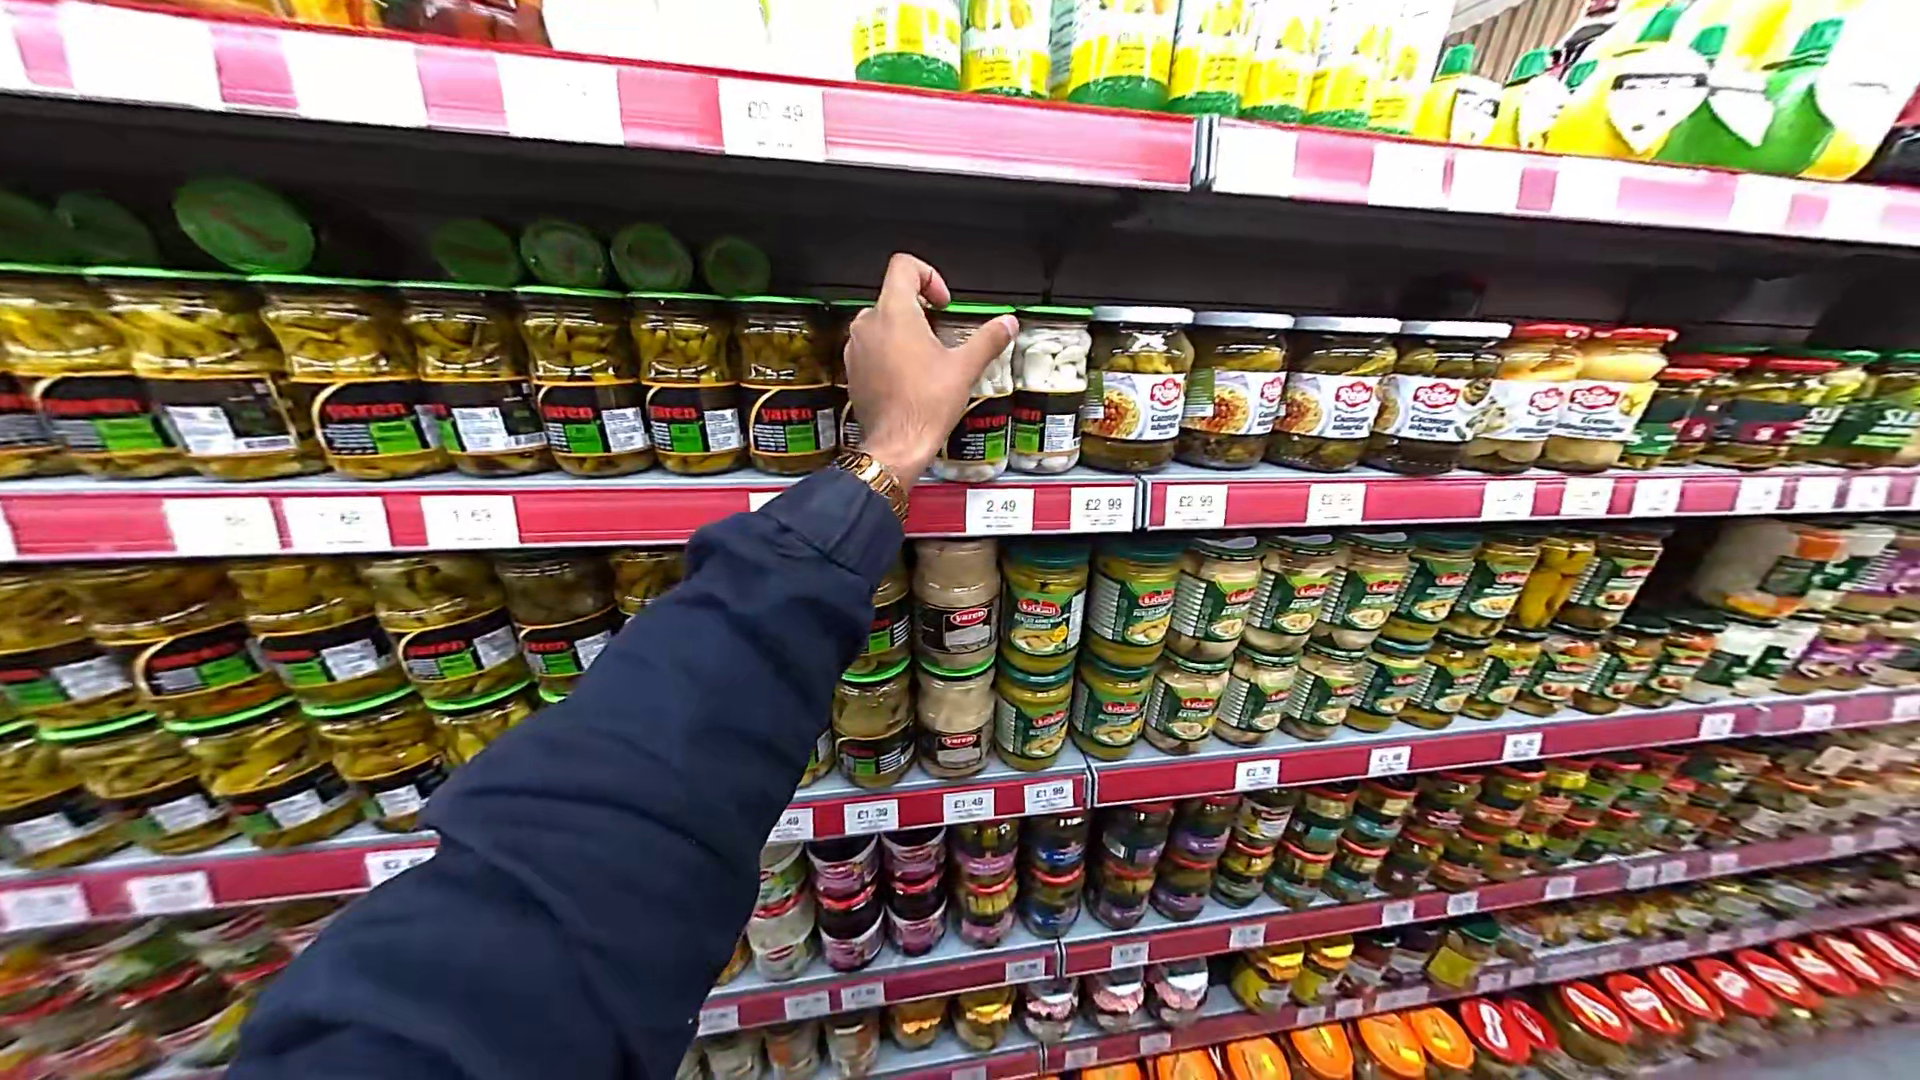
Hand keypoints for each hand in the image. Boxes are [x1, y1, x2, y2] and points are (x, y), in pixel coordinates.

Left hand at [845, 253, 1017, 490]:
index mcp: (894, 313)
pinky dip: (888, 354)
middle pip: (892, 296)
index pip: (903, 266)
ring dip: (902, 333)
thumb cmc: (923, 408)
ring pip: (879, 324)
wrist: (897, 445)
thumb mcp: (964, 368)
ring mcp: (856, 349)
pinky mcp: (853, 371)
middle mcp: (868, 326)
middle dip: (918, 309)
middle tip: (938, 332)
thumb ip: (988, 339)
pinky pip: (870, 350)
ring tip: (925, 358)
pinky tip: (908, 376)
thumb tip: (1006, 324)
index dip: (928, 275)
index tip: (941, 300)